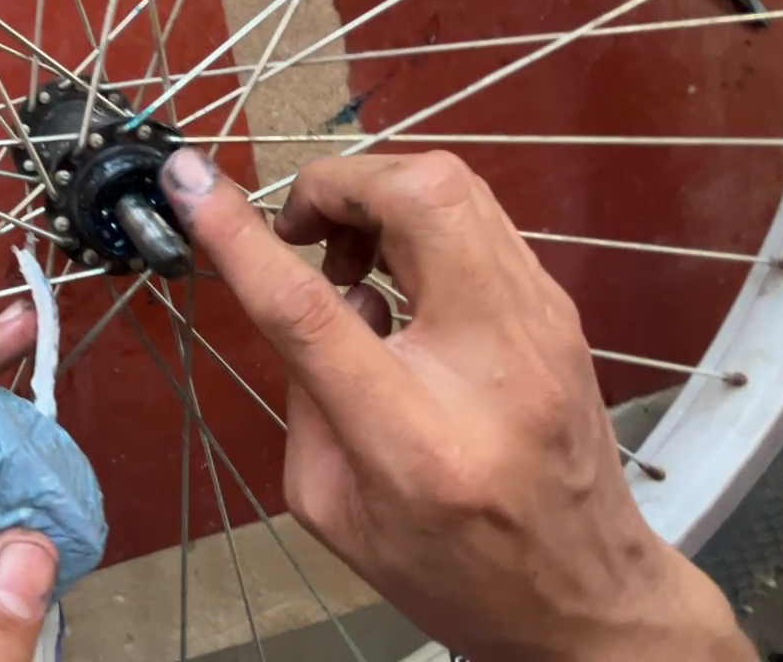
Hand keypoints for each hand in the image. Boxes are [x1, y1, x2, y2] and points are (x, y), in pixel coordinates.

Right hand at [159, 149, 752, 661]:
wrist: (593, 601)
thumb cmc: (445, 568)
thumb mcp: (327, 501)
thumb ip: (303, 387)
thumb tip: (317, 293)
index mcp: (410, 437)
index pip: (309, 309)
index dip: (237, 235)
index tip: (189, 180)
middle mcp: (489, 362)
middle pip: (418, 201)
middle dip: (335, 184)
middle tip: (300, 231)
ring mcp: (539, 323)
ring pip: (452, 186)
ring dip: (370, 194)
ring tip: (344, 255)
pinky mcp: (556, 304)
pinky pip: (471, 211)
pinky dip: (408, 214)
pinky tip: (391, 269)